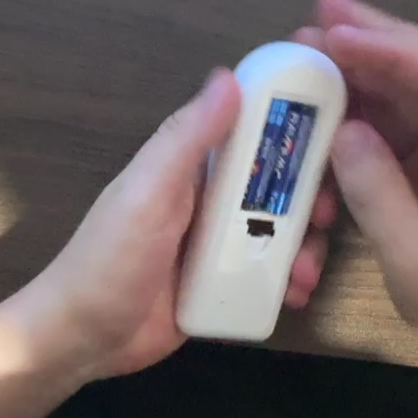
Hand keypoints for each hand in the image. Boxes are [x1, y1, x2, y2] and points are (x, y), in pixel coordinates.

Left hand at [12, 67, 338, 379]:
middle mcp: (208, 204)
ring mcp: (217, 249)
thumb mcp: (146, 194)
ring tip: (305, 271)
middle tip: (327, 216)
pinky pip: (267, 277)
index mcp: (189, 170)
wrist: (82, 339)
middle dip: (309, 199)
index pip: (250, 136)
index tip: (335, 138)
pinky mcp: (222, 288)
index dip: (292, 133)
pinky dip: (287, 282)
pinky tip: (295, 296)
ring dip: (304, 247)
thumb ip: (185, 140)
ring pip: (279, 234)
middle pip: (276, 188)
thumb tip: (228, 77)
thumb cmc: (108, 260)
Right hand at [316, 0, 417, 363]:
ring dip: (368, 68)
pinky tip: (334, 94)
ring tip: (316, 43)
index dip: (397, 53)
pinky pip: (405, 128)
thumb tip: (343, 132)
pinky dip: (366, 110)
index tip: (339, 36)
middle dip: (381, 40)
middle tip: (324, 9)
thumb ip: (380, 197)